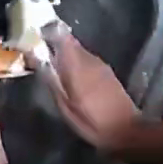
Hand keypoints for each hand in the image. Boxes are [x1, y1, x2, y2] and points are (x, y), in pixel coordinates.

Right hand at [46, 28, 144, 155]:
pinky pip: (86, 58)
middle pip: (69, 41)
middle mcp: (89, 59)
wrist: (127, 130)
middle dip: (53, 43)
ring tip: (52, 66)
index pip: (62, 37)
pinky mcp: (106, 71)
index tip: (35, 37)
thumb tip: (37, 61)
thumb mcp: (66, 108)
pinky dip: (75, 61)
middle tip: (39, 54)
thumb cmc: (93, 123)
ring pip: (78, 50)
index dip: (48, 32)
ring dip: (65, 53)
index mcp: (77, 66)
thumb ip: (52, 82)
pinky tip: (70, 76)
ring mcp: (100, 64)